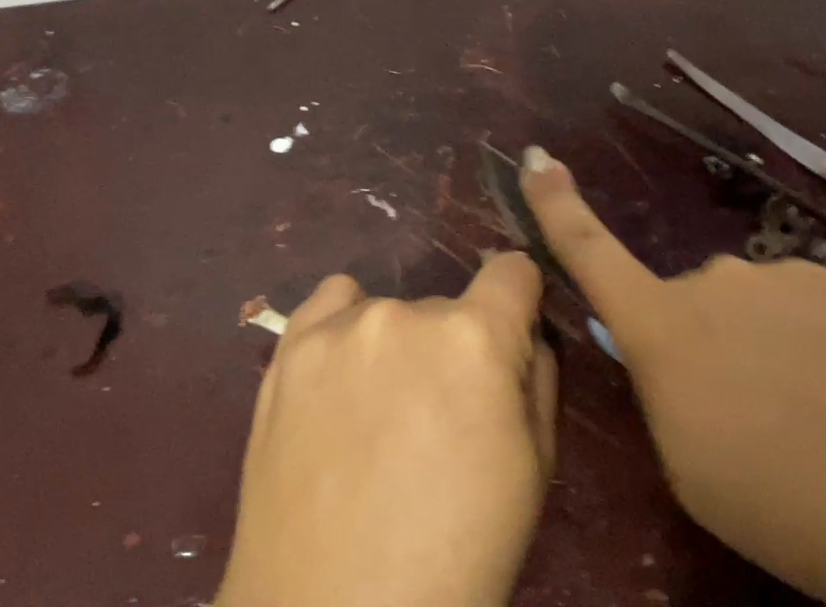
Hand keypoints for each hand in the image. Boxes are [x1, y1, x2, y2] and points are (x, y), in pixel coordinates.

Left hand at [217, 252, 558, 606]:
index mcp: (475, 340)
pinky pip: (331, 303)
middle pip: (449, 309)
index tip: (511, 341)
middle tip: (438, 420)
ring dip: (399, 349)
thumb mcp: (533, 470)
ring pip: (392, 315)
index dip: (520, 305)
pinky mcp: (289, 351)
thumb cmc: (457, 552)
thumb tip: (523, 334)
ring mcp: (340, 330)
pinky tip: (343, 375)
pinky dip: (346, 325)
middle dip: (456, 350)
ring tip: (378, 417)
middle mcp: (406, 314)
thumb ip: (536, 379)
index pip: (513, 273)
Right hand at [519, 145, 825, 604]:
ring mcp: (794, 282)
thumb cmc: (811, 508)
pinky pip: (812, 324)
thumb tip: (679, 361)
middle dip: (704, 358)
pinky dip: (824, 365)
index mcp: (668, 333)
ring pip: (756, 321)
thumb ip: (670, 401)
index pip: (593, 258)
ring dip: (771, 367)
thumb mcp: (701, 477)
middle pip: (690, 312)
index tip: (536, 155)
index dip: (557, 207)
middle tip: (756, 438)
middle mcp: (723, 286)